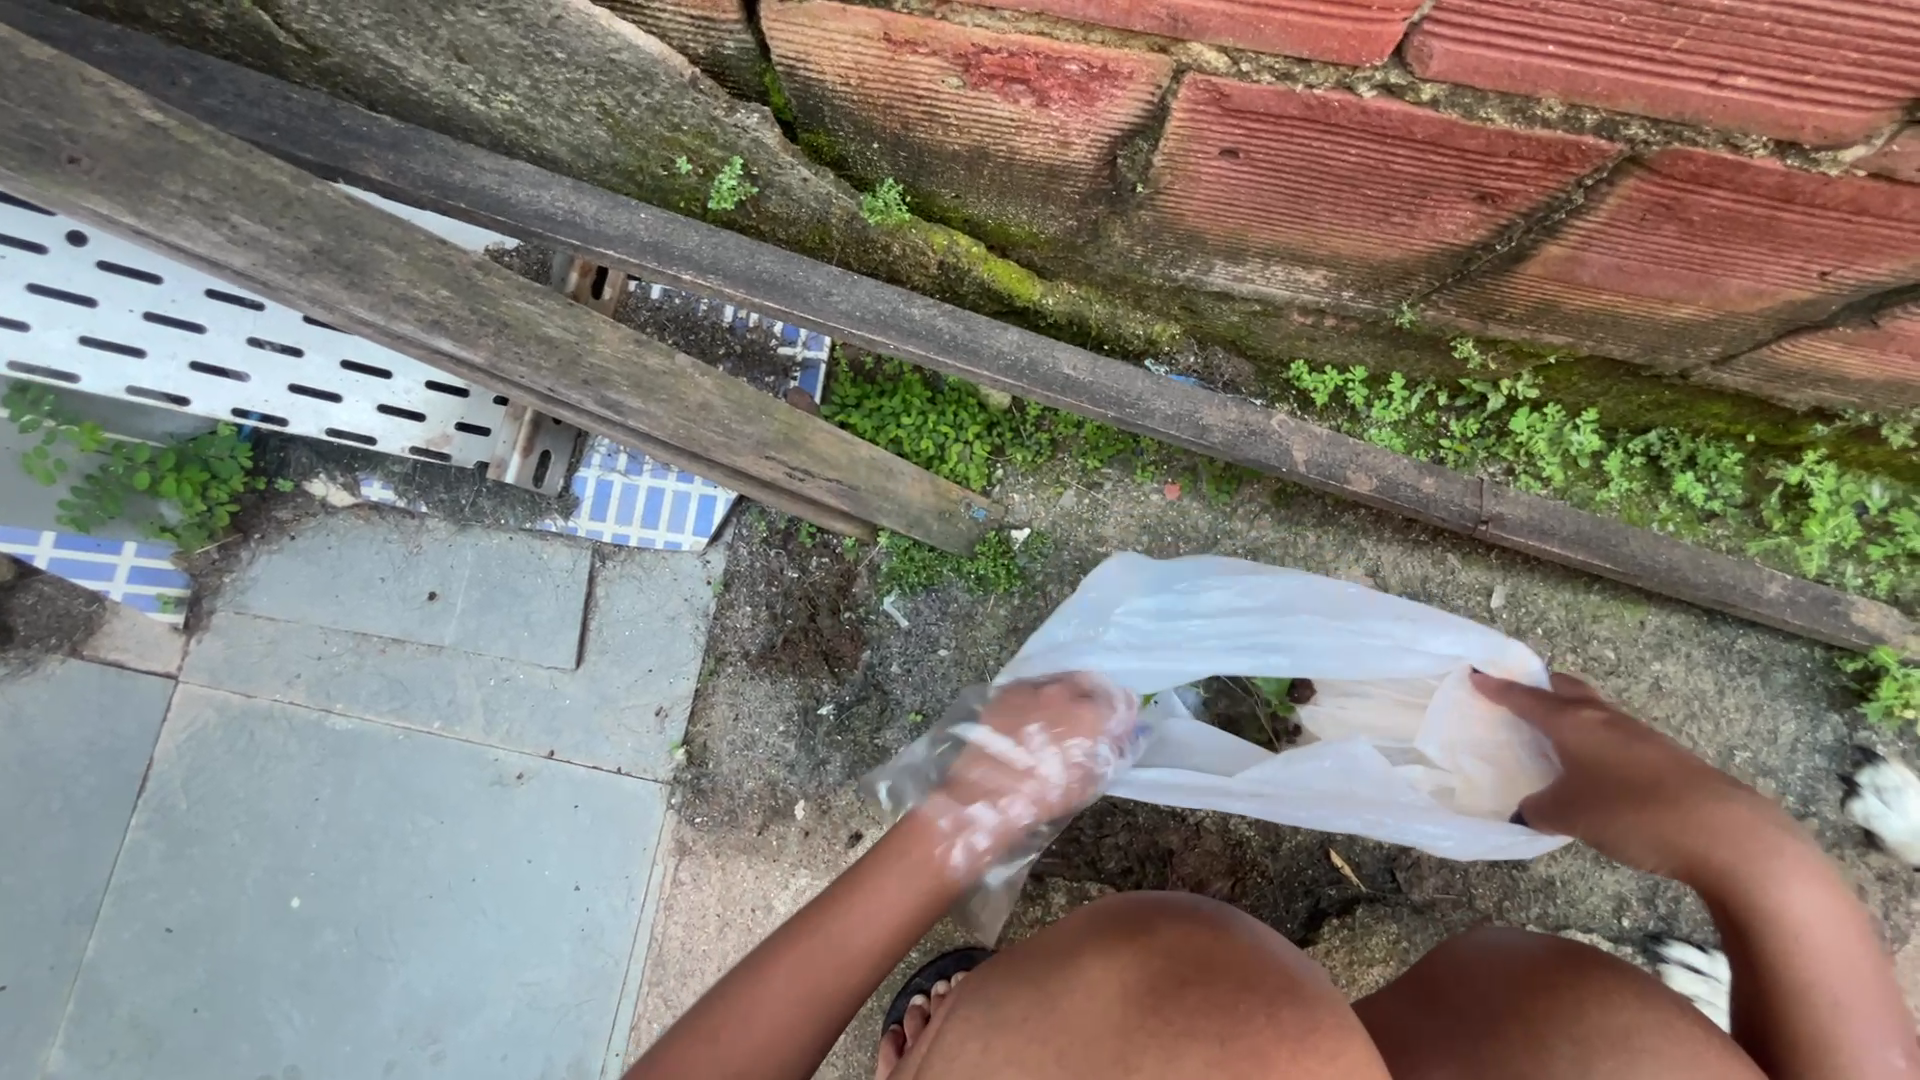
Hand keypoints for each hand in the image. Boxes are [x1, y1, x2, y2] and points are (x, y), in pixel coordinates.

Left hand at [921, 672, 1138, 875]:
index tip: (1120, 722)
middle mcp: (1064, 692)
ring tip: (1059, 715)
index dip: (1123, 712)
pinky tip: (1032, 716)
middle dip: (1095, 697)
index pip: (1121, 700)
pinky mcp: (1007, 691)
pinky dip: (1037, 697)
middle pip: (1090, 683)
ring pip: (1059, 681)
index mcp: (1091, 714)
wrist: (989, 792)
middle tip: (1090, 716)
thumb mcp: (1092, 780)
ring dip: (1065, 694)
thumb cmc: (1046, 794)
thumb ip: (1115, 751)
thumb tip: (1128, 735)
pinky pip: (1031, 687)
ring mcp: (1033, 688)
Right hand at [1471, 670, 1805, 885]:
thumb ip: (1538, 809)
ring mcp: (1642, 738)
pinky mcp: (1669, 761)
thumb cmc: (1631, 812)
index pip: (1524, 698)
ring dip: (1572, 715)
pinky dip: (1596, 741)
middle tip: (1518, 691)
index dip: (1497, 687)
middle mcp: (1605, 720)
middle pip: (1568, 689)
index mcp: (1572, 723)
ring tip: (1553, 731)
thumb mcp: (1567, 815)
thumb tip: (1528, 810)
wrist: (1731, 838)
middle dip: (1541, 686)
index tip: (1475, 674)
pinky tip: (1593, 767)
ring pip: (1596, 713)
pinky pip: (1618, 738)